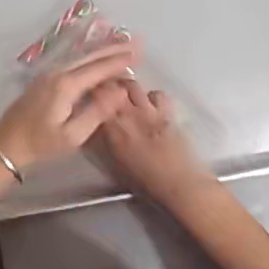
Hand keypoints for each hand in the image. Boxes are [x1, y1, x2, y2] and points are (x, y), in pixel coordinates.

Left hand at [0, 44, 138, 169]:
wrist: (5, 145)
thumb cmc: (40, 144)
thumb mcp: (73, 135)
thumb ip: (97, 112)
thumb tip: (120, 92)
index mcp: (65, 85)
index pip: (99, 68)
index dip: (120, 61)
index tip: (140, 53)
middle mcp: (57, 74)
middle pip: (90, 56)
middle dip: (114, 49)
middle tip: (137, 42)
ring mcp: (48, 75)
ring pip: (80, 57)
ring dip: (102, 50)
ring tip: (122, 44)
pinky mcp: (43, 81)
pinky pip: (72, 62)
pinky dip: (89, 57)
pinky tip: (96, 58)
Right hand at [94, 79, 215, 206]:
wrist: (178, 183)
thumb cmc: (145, 181)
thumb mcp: (115, 164)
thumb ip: (105, 142)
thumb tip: (98, 131)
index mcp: (112, 129)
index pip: (97, 99)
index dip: (92, 93)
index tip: (90, 95)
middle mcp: (128, 115)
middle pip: (113, 86)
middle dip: (108, 85)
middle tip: (107, 91)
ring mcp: (149, 111)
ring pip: (133, 85)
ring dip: (127, 87)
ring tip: (127, 94)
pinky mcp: (167, 113)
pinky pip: (157, 94)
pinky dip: (152, 96)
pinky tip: (151, 105)